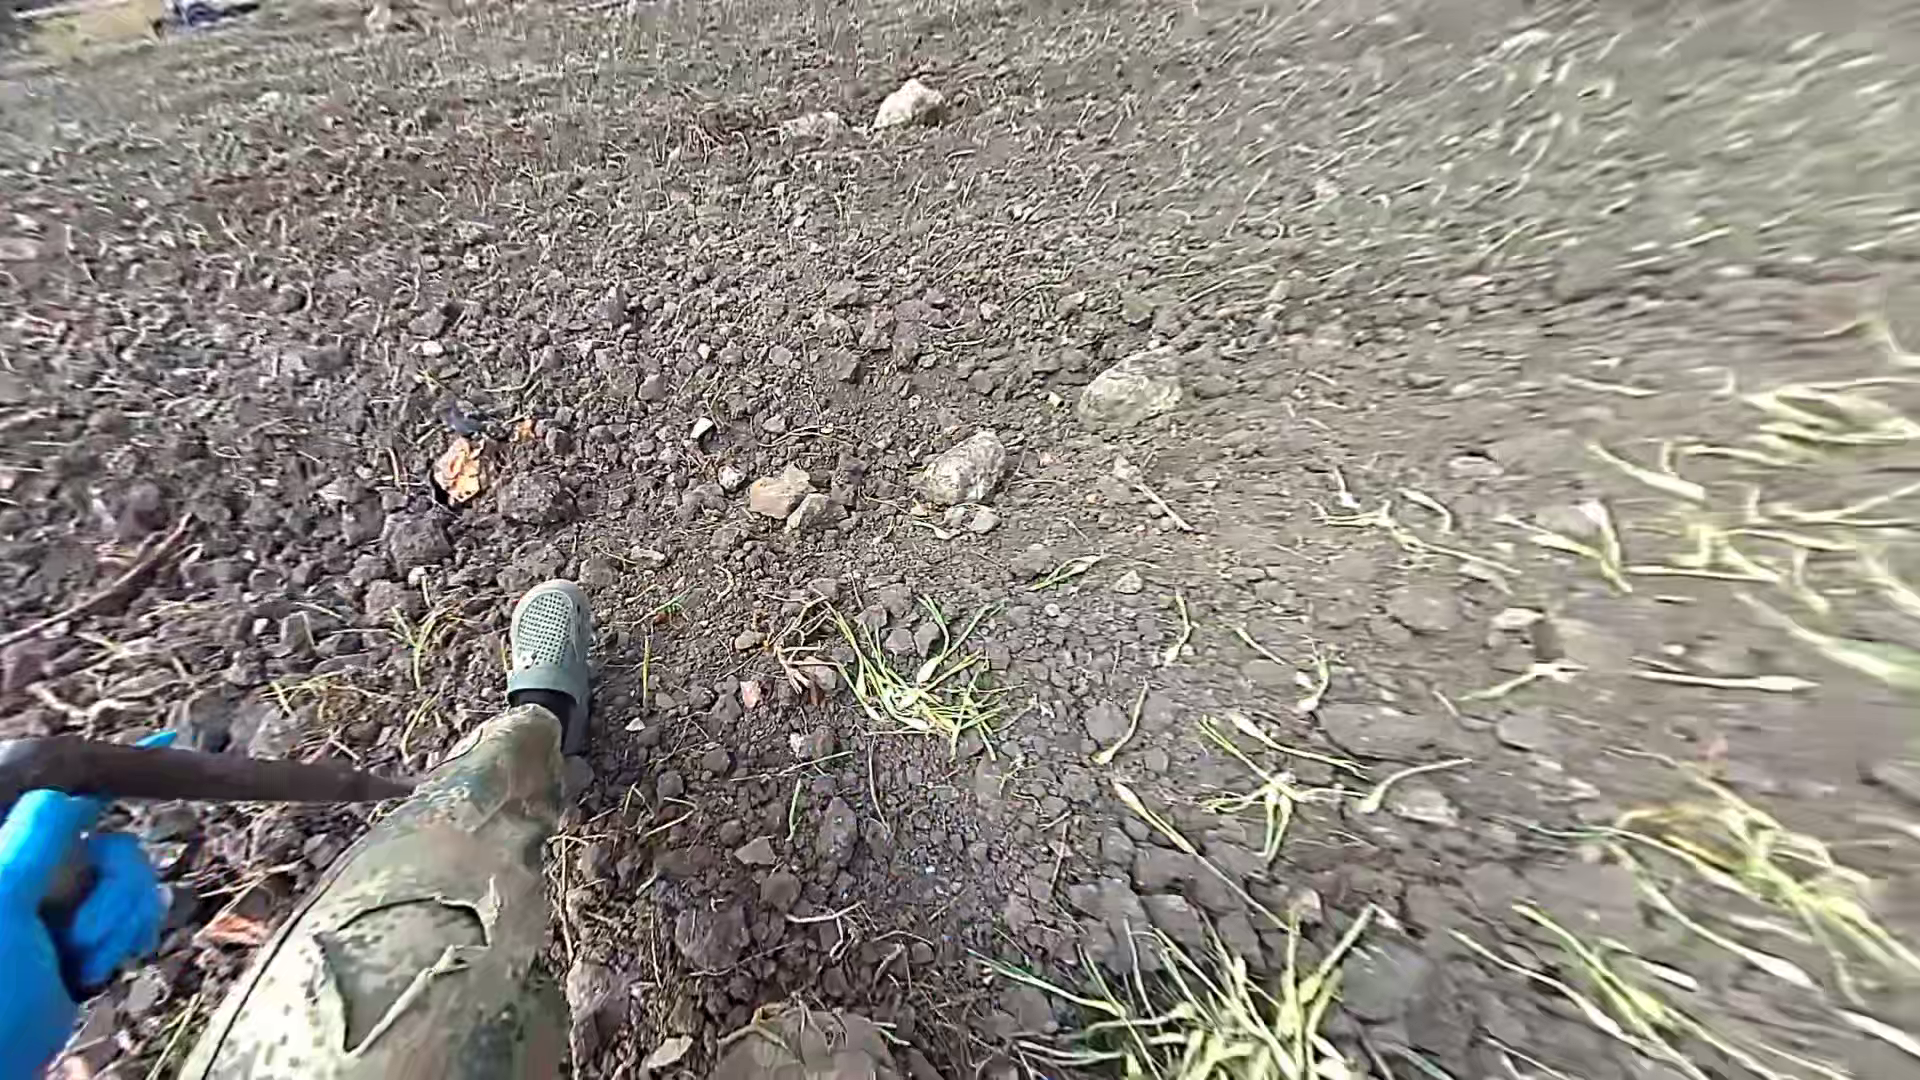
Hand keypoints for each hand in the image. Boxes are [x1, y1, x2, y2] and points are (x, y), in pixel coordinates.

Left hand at [0, 735, 171, 1078]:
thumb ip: (30, 849)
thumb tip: (61, 792)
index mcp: (1, 874)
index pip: (53, 808)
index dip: (102, 777)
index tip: (161, 742)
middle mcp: (19, 889)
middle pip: (109, 849)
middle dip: (117, 886)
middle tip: (89, 928)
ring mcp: (46, 918)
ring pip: (128, 881)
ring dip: (124, 917)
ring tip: (91, 958)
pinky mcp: (75, 941)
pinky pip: (133, 912)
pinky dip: (130, 933)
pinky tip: (104, 963)